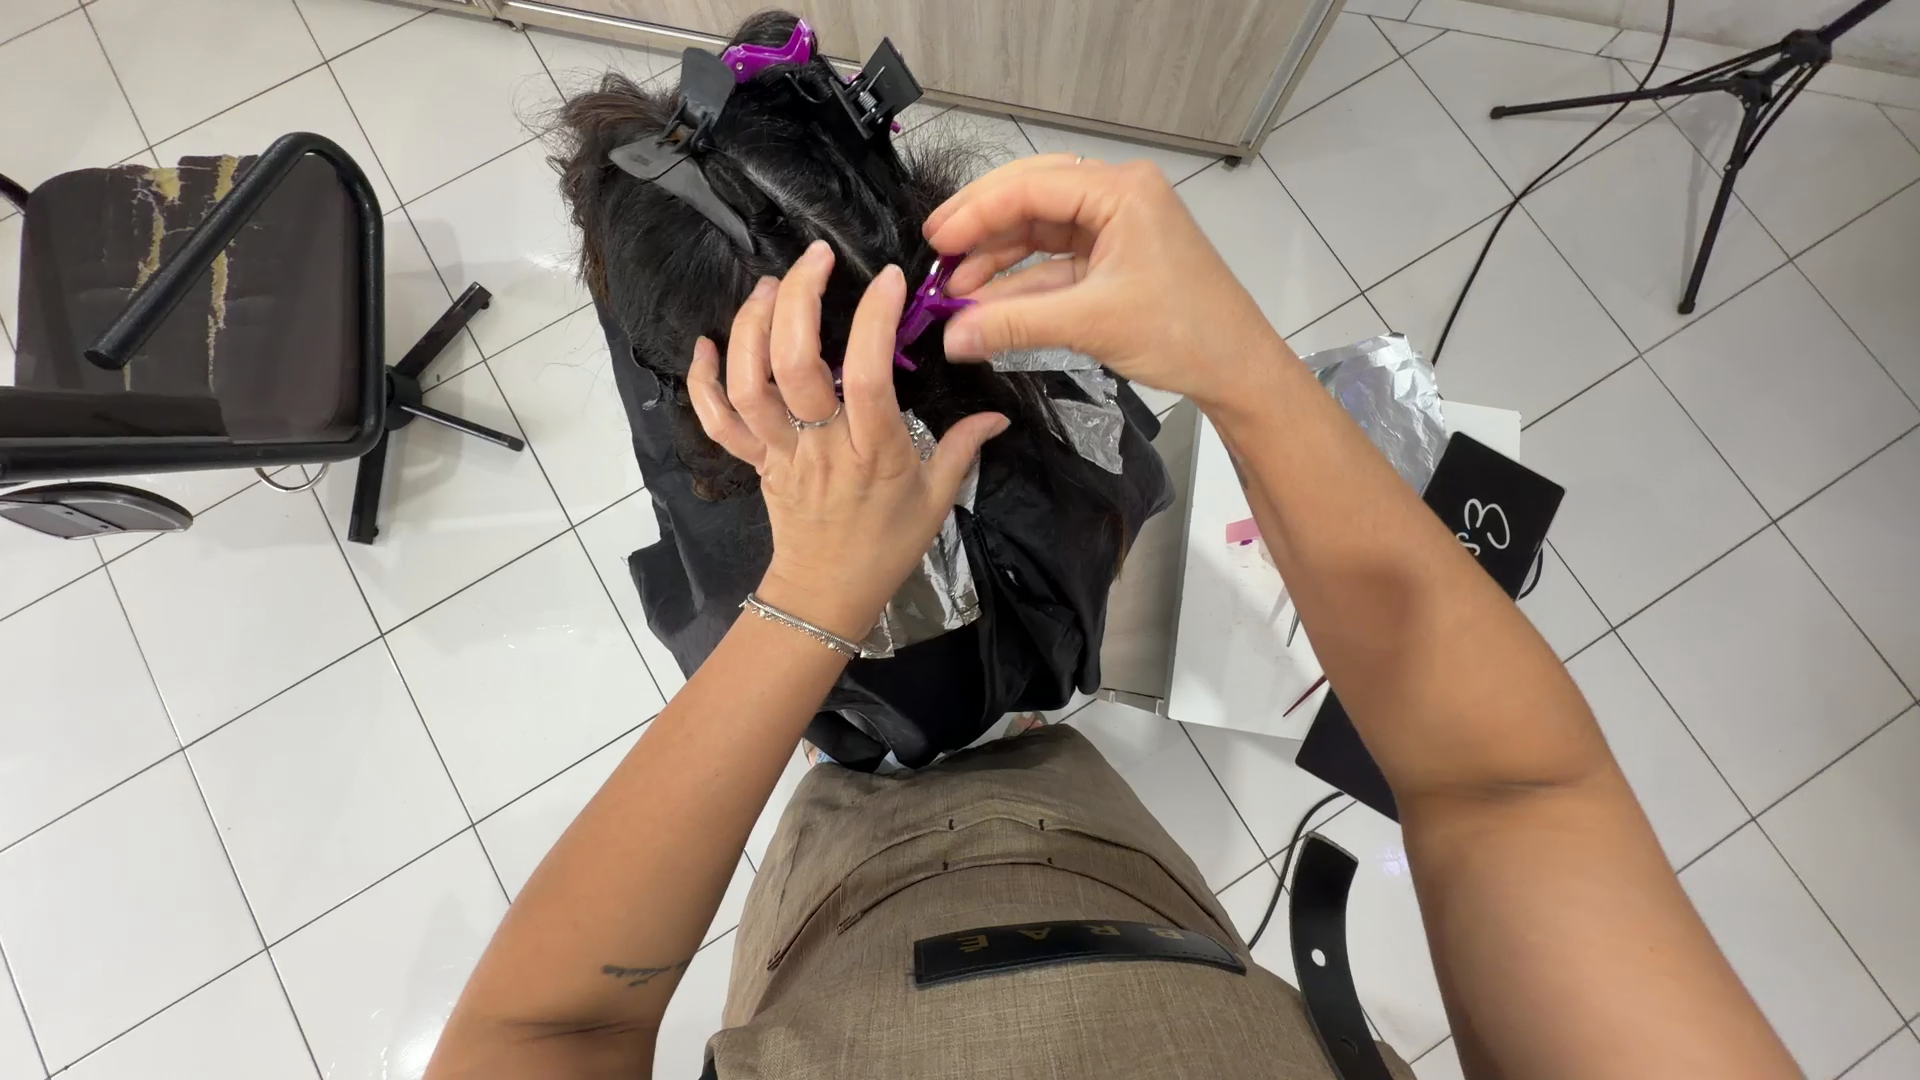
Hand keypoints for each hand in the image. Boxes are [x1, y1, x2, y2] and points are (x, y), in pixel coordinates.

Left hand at [686, 240, 1009, 641]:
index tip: (889, 279)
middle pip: (796, 366)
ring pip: (750, 385)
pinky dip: (703, 382)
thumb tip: (998, 416)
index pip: (870, 377)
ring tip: (770, 287)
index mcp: (875, 454)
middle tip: (815, 258)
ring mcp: (781, 453)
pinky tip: (706, 343)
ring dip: (751, 328)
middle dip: (800, 300)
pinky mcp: (754, 462)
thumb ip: (963, 450)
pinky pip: (718, 422)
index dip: (875, 321)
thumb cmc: (886, 547)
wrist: (828, 593)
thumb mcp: (938, 501)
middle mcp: (822, 446)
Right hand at [924, 155, 1292, 411]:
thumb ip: (1015, 326)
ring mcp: (1113, 233)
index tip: (935, 241)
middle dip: (982, 231)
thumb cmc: (1181, 332)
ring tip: (954, 293)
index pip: (1030, 187)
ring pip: (1039, 237)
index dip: (976, 213)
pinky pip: (1053, 269)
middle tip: (936, 255)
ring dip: (997, 264)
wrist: (1234, 367)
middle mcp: (1115, 200)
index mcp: (1120, 192)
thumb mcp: (1091, 323)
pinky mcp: (1111, 265)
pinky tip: (986, 307)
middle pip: (1031, 202)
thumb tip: (951, 337)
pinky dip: (1021, 289)